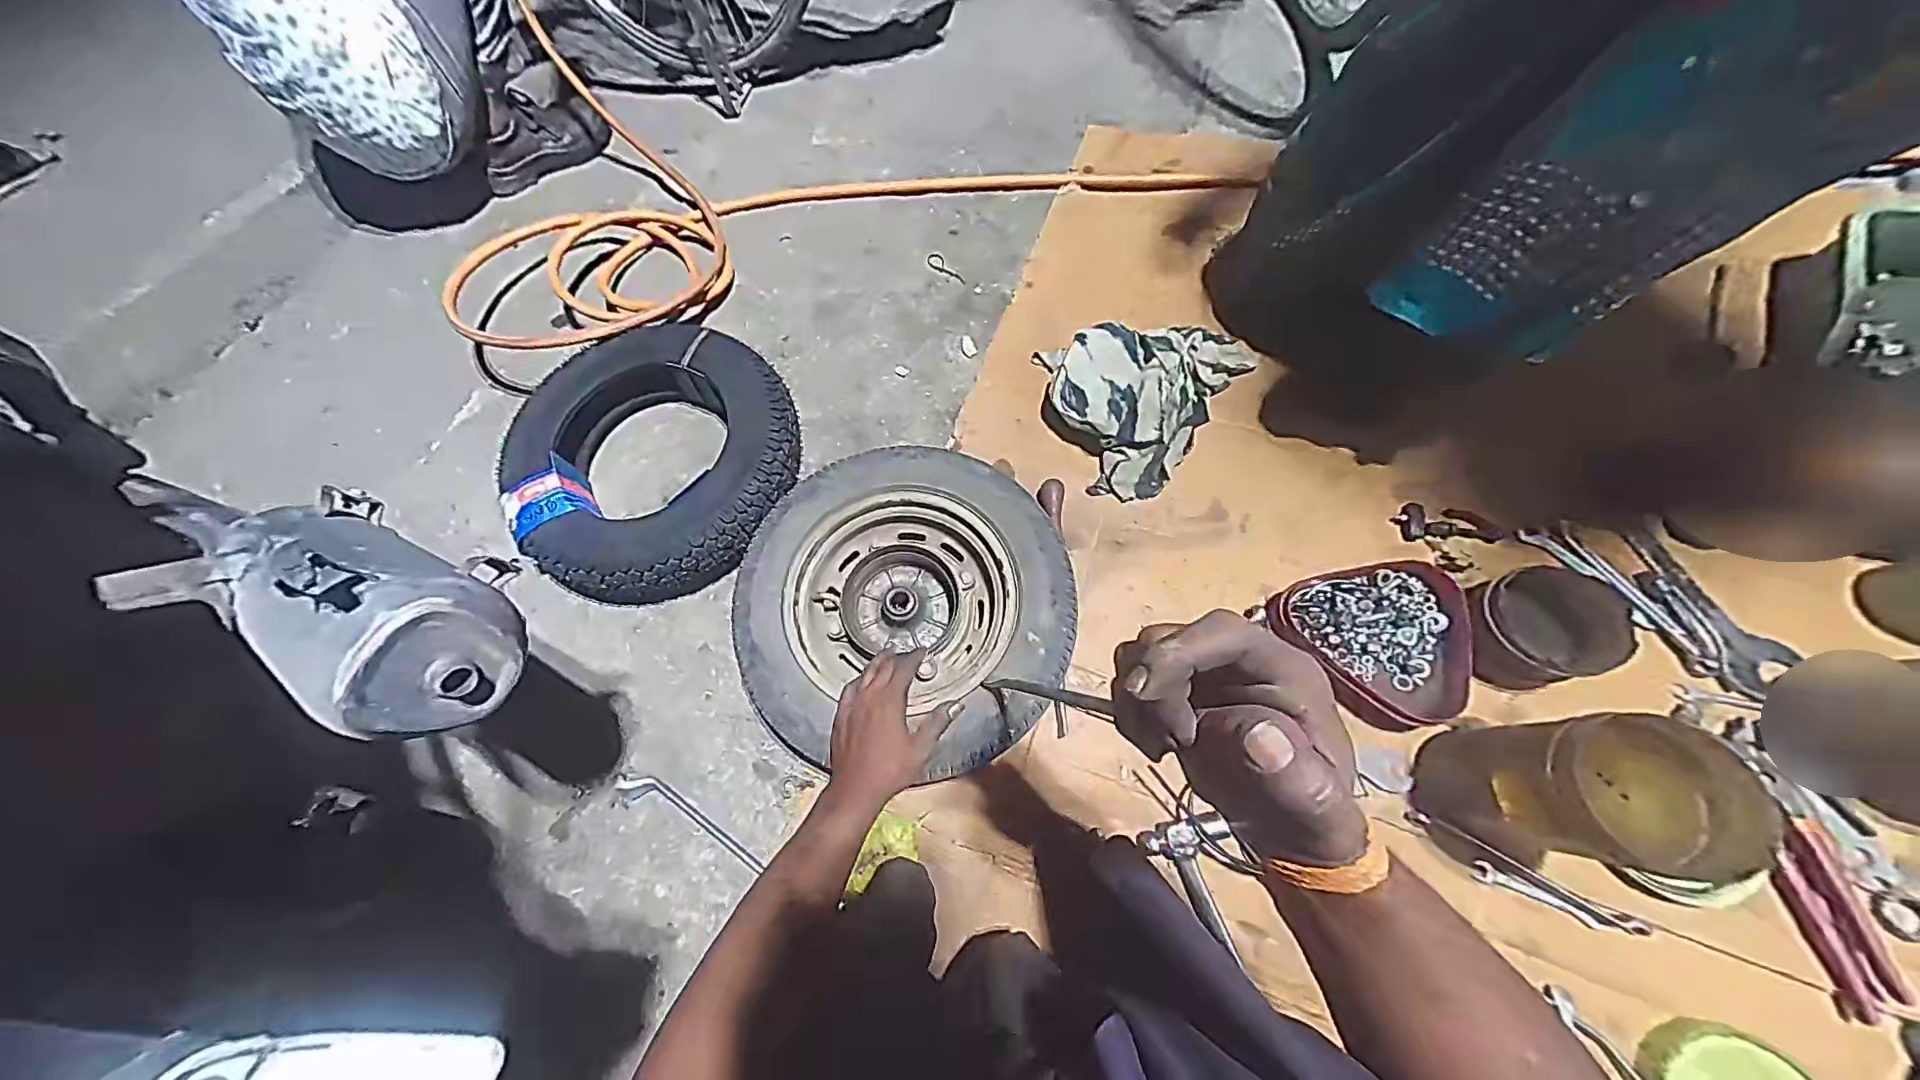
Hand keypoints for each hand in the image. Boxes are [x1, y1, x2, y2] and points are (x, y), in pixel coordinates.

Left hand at [827, 649, 959, 804]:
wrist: (856, 788)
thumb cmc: (887, 771)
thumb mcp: (920, 747)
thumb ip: (937, 722)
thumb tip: (953, 706)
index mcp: (890, 700)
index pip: (903, 668)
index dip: (914, 657)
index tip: (921, 652)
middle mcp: (869, 698)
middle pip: (883, 666)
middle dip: (897, 656)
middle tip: (906, 653)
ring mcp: (852, 705)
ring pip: (865, 674)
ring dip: (877, 663)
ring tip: (885, 658)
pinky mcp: (841, 716)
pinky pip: (850, 688)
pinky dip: (859, 679)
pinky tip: (860, 682)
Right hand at [1112, 610, 1365, 866]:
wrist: (1286, 826)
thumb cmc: (1308, 809)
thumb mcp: (1315, 802)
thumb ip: (1293, 772)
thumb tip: (1259, 736)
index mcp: (1281, 667)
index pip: (1219, 631)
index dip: (1174, 653)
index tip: (1143, 693)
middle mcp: (1235, 658)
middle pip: (1166, 638)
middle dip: (1154, 690)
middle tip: (1173, 743)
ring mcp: (1201, 671)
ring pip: (1139, 656)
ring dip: (1137, 704)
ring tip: (1166, 747)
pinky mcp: (1174, 690)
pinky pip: (1130, 682)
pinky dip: (1131, 714)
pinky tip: (1157, 746)